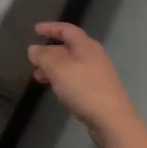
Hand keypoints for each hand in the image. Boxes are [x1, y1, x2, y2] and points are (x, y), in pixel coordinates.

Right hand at [28, 22, 143, 146]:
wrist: (112, 119)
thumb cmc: (84, 88)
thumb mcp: (59, 69)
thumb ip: (44, 56)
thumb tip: (33, 49)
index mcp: (86, 45)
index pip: (67, 29)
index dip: (51, 28)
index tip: (36, 29)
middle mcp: (94, 56)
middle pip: (69, 47)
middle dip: (49, 52)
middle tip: (33, 59)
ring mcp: (98, 74)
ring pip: (71, 65)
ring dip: (54, 68)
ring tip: (38, 76)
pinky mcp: (98, 90)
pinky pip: (76, 78)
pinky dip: (62, 79)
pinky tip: (56, 89)